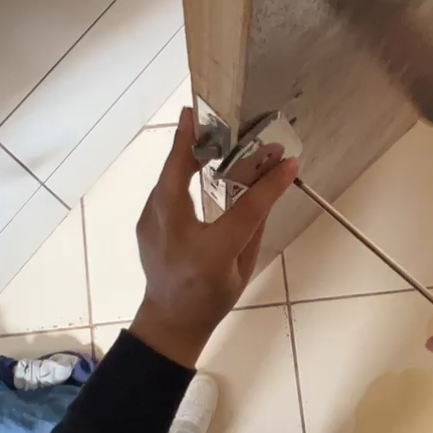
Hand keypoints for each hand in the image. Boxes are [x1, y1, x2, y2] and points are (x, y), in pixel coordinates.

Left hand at [129, 107, 296, 367]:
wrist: (170, 320)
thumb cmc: (212, 298)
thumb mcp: (243, 268)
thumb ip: (255, 225)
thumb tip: (269, 183)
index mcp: (210, 254)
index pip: (245, 211)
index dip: (269, 184)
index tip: (287, 160)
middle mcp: (175, 235)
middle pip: (178, 178)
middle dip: (187, 142)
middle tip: (198, 112)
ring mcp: (152, 226)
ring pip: (165, 178)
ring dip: (181, 150)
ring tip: (195, 123)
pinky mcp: (145, 222)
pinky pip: (162, 188)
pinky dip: (176, 169)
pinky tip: (190, 157)